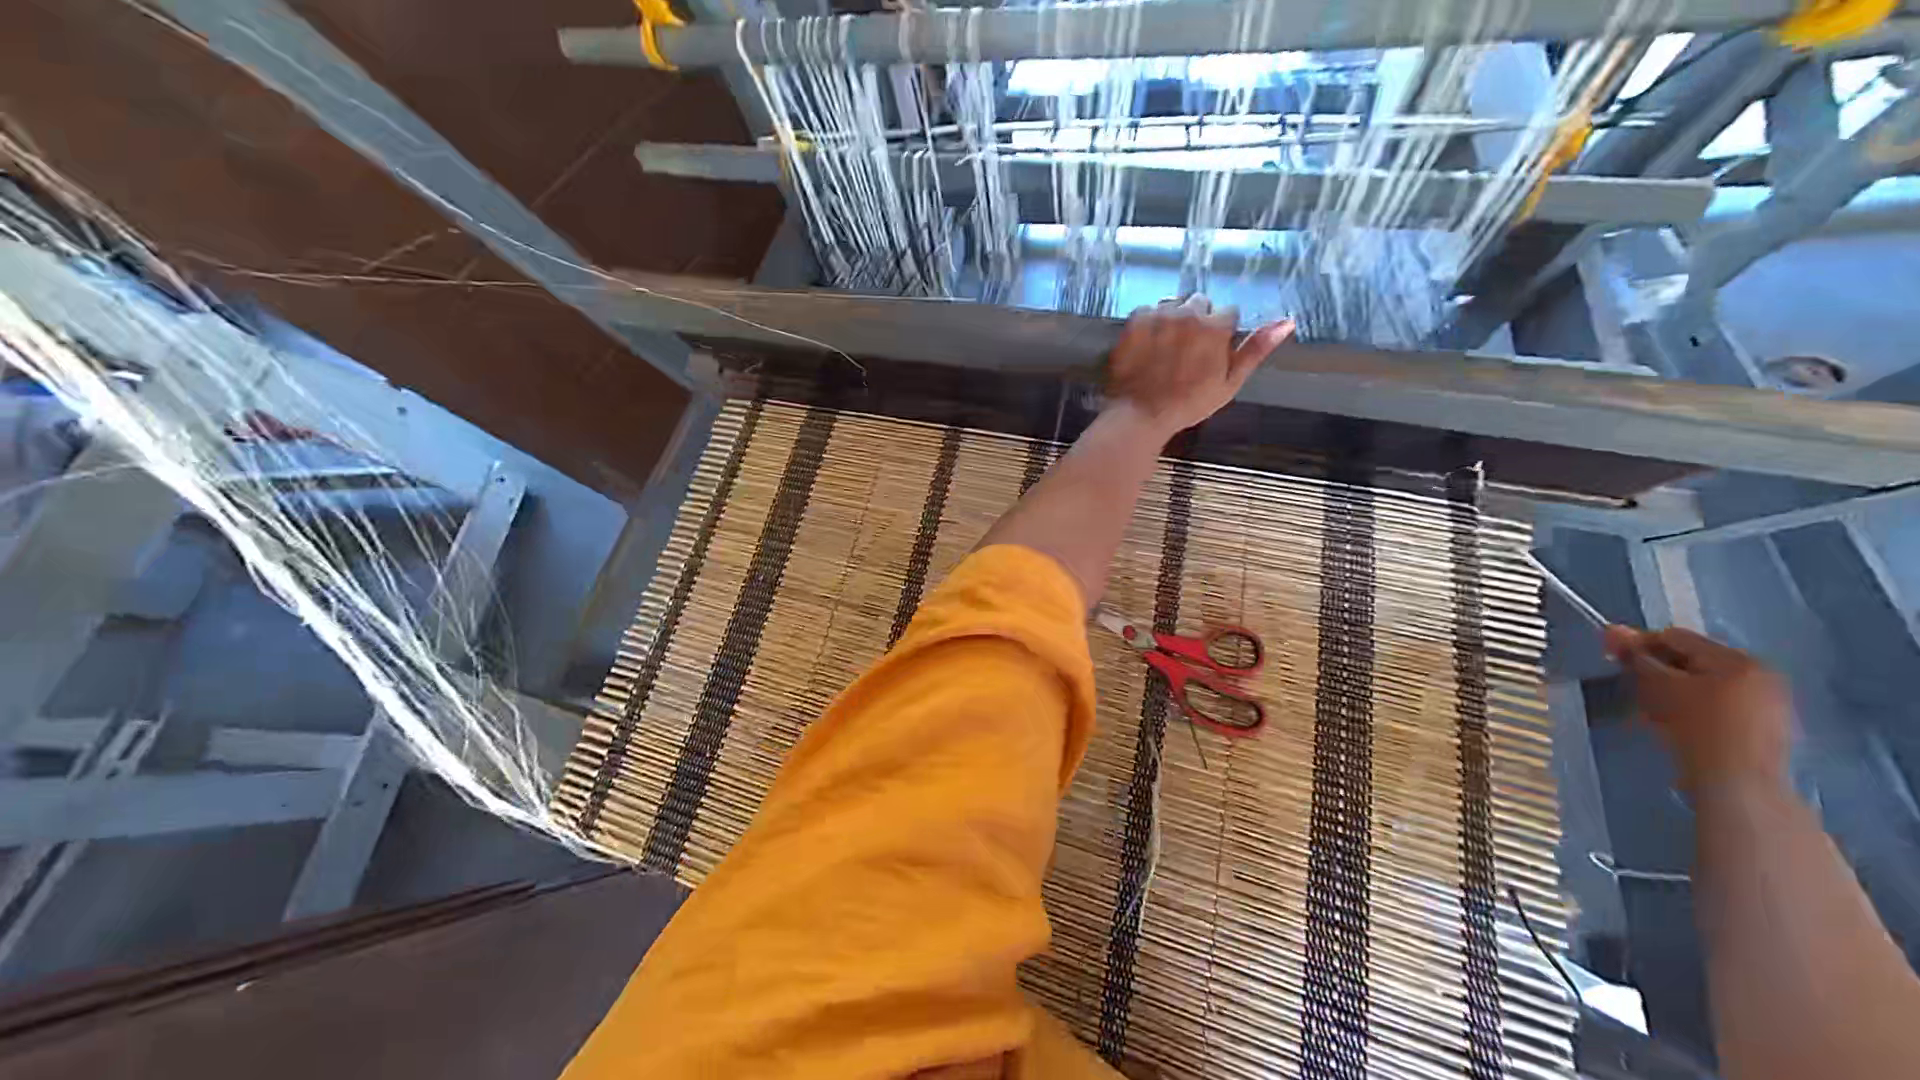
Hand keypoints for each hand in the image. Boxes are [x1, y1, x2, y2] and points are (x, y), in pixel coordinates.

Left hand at [1105, 297, 1294, 439]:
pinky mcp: (1135, 321)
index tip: (1211, 352)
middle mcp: (1188, 313)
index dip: (1221, 333)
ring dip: (1173, 319)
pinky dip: (1149, 324)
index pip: (1228, 313)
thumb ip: (1256, 350)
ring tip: (1166, 348)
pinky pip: (1147, 311)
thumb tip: (1288, 322)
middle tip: (1187, 351)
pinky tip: (1147, 346)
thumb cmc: (1188, 404)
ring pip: (1173, 304)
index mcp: (1215, 326)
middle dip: (1197, 321)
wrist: (1141, 414)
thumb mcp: (1229, 382)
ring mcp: (1159, 315)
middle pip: (1200, 304)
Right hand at [1604, 625, 1794, 794]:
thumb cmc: (1697, 727)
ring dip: (1673, 690)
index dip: (1640, 645)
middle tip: (1635, 688)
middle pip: (1693, 661)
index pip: (1676, 638)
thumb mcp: (1658, 686)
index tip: (1614, 659)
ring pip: (1705, 684)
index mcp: (1738, 660)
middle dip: (1659, 670)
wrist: (1739, 784)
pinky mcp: (1766, 727)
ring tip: (1653, 710)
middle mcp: (1760, 674)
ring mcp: (1769, 702)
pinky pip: (1720, 705)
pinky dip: (1693, 708)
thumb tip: (1613, 629)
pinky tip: (1677, 725)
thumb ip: (1636, 657)